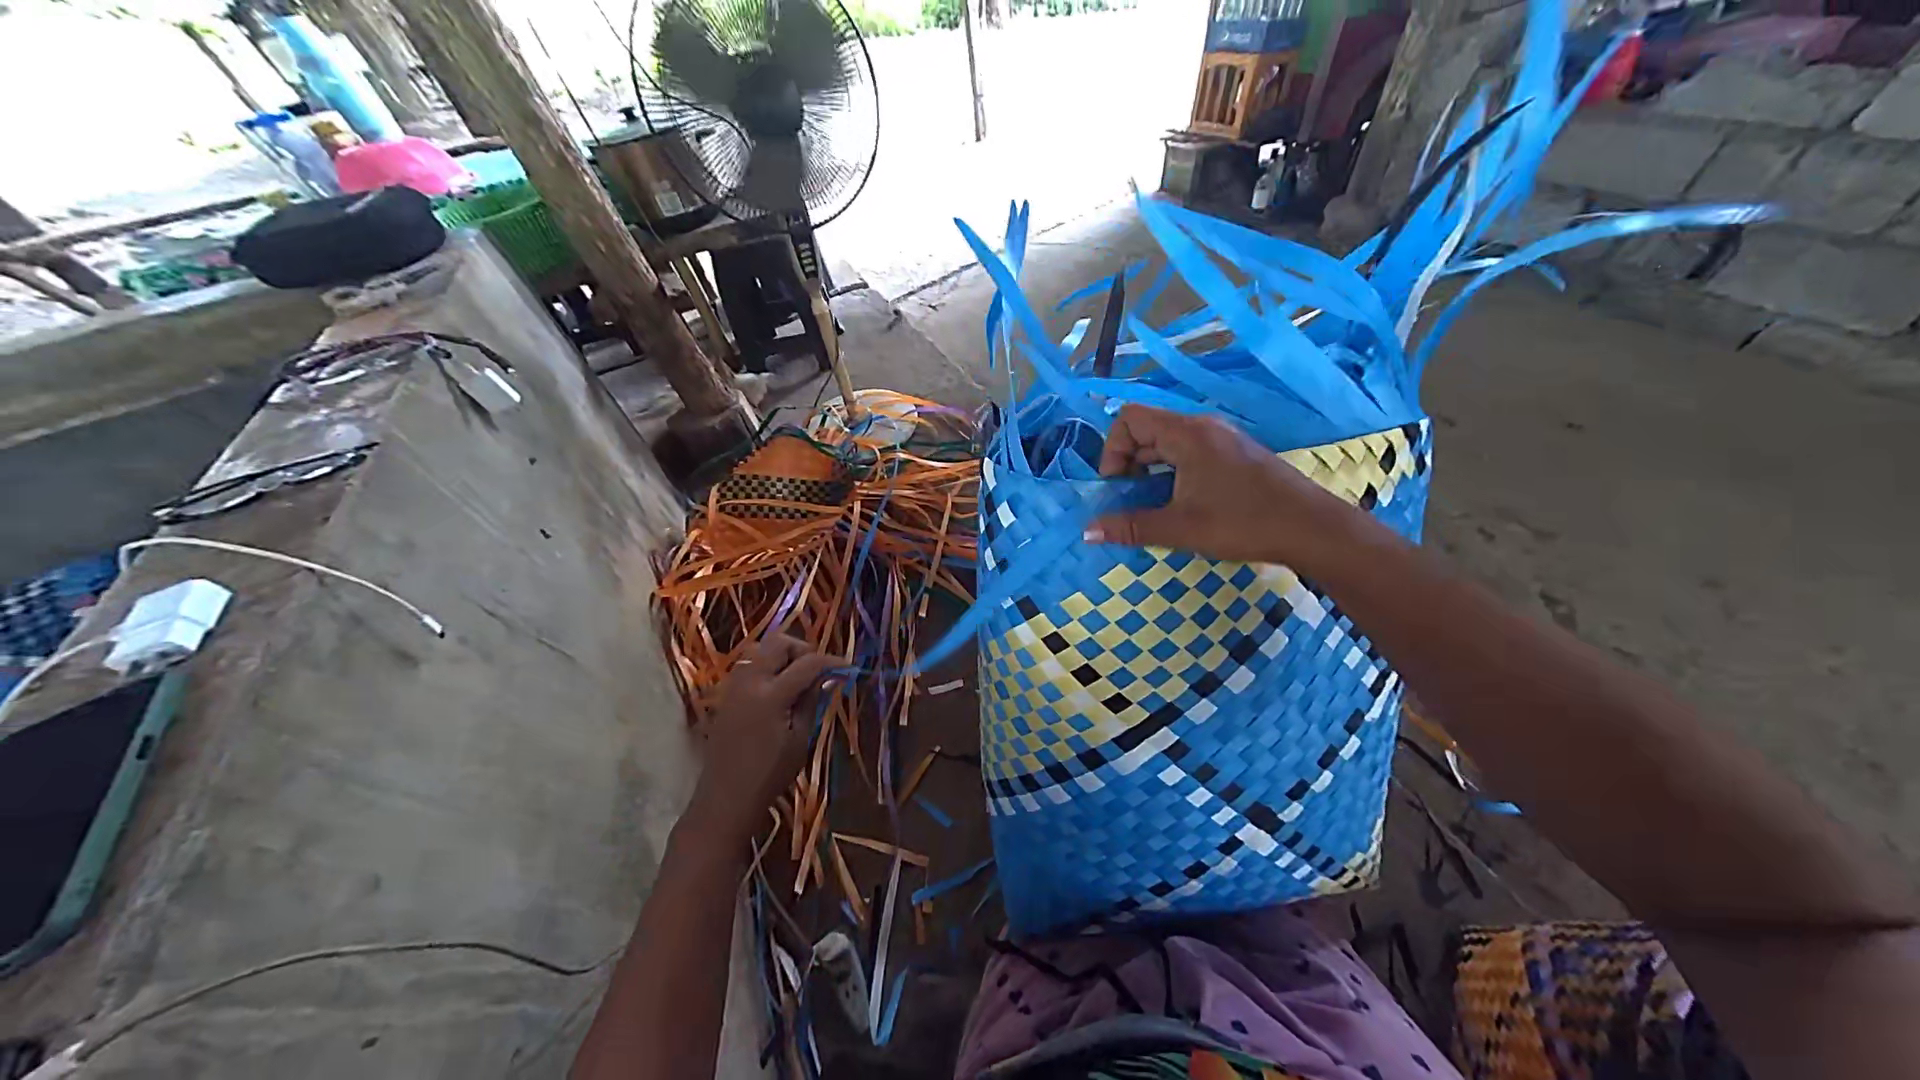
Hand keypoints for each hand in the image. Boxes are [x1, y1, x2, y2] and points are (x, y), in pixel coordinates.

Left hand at [685, 635, 837, 844]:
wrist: (726, 798)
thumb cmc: (769, 775)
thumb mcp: (800, 740)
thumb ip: (811, 702)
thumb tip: (825, 677)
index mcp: (770, 695)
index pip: (807, 663)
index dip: (831, 661)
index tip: (848, 667)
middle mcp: (749, 682)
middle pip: (778, 642)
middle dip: (802, 649)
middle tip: (818, 670)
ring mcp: (733, 687)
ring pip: (760, 649)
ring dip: (782, 655)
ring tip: (799, 678)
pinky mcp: (726, 695)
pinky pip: (749, 665)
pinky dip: (767, 666)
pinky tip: (779, 689)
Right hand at [1083, 405, 1350, 565]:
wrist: (1311, 528)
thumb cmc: (1242, 522)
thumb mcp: (1180, 527)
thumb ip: (1131, 526)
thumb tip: (1087, 532)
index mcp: (1186, 434)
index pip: (1128, 419)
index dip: (1112, 450)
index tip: (1116, 487)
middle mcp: (1202, 427)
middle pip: (1147, 430)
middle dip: (1127, 463)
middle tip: (1128, 500)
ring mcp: (1221, 439)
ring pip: (1168, 443)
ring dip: (1149, 470)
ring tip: (1151, 505)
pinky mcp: (1235, 455)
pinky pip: (1189, 453)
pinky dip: (1172, 472)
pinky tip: (1181, 503)